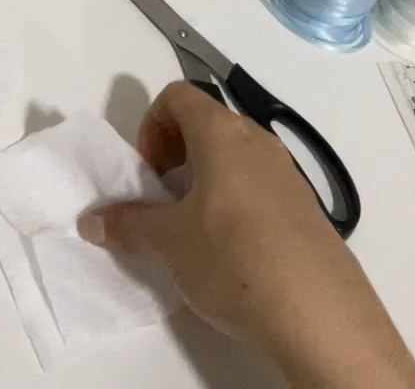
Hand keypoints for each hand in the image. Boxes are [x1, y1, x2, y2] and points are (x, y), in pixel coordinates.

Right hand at [77, 82, 414, 388]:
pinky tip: (232, 252)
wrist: (324, 317)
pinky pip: (258, 186)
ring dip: (205, 179)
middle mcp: (257, 141)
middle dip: (175, 153)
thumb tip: (90, 221)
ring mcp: (288, 175)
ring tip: (195, 228)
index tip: (149, 171)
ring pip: (234, 156)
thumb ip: (127, 224)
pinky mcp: (306, 210)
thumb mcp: (169, 241)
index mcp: (222, 132)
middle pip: (205, 123)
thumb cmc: (234, 258)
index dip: (151, 125)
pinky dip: (235, 202)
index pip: (177, 96)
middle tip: (164, 198)